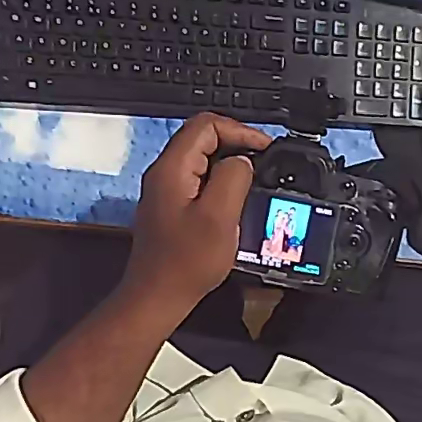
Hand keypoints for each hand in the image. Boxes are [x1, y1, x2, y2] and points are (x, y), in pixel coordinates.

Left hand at [120, 113, 270, 321]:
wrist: (158, 296)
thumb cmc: (186, 262)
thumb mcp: (219, 216)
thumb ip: (233, 178)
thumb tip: (243, 161)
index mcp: (172, 169)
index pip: (206, 125)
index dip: (240, 131)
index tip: (264, 148)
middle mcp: (164, 173)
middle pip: (202, 138)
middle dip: (236, 144)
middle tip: (264, 161)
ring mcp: (165, 190)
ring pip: (201, 159)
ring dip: (229, 164)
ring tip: (255, 178)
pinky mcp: (170, 206)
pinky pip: (198, 180)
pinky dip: (220, 181)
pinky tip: (236, 198)